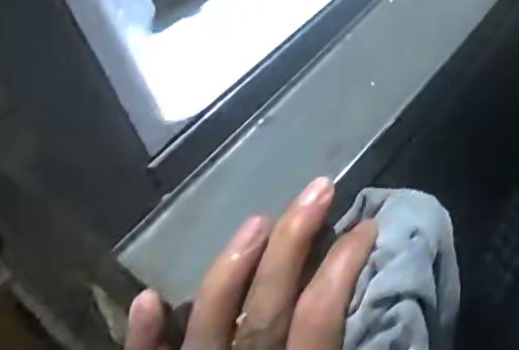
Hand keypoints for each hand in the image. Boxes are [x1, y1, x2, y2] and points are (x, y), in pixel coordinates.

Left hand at [127, 178, 378, 349]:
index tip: (368, 225)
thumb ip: (350, 346)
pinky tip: (147, 296)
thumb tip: (372, 310)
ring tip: (258, 217)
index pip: (320, 316)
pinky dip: (146, 337)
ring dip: (232, 268)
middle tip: (321, 186)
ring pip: (211, 324)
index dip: (345, 266)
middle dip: (295, 240)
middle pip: (269, 307)